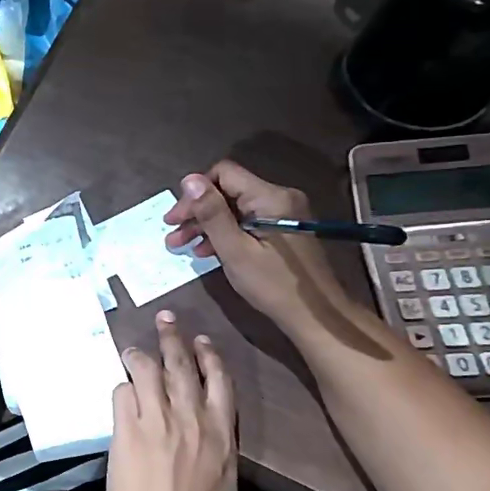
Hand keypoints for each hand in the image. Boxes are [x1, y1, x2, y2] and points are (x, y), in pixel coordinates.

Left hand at [97, 311, 237, 490]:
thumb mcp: (223, 485)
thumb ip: (215, 448)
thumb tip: (205, 426)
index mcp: (222, 437)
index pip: (220, 382)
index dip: (209, 356)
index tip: (201, 340)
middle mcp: (193, 421)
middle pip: (182, 365)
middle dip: (172, 337)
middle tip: (165, 318)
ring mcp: (159, 422)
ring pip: (149, 369)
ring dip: (140, 355)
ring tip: (132, 349)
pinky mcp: (128, 429)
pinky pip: (122, 392)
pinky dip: (122, 388)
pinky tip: (120, 390)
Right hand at [162, 162, 346, 329]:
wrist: (317, 316)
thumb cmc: (274, 285)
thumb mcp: (236, 251)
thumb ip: (212, 214)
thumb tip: (190, 180)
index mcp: (270, 198)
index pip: (223, 173)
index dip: (195, 193)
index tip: (175, 218)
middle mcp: (279, 198)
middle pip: (227, 191)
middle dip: (196, 211)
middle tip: (172, 234)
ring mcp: (283, 214)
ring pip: (234, 208)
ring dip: (206, 225)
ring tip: (180, 246)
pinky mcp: (282, 230)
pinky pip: (246, 221)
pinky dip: (224, 233)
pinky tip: (205, 252)